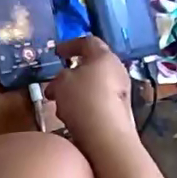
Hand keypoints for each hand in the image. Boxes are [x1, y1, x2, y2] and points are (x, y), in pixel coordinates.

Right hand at [48, 35, 135, 152]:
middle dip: (71, 75)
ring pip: (93, 87)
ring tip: (60, 105)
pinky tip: (72, 118)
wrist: (106, 135)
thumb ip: (60, 77)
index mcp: (104, 56)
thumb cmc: (83, 99)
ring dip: (75, 93)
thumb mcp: (62, 81)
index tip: (56, 52)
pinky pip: (97, 103)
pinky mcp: (119, 113)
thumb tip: (62, 82)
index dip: (70, 45)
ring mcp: (121, 93)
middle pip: (92, 67)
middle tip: (56, 83)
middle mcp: (117, 71)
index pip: (88, 42)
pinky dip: (83, 106)